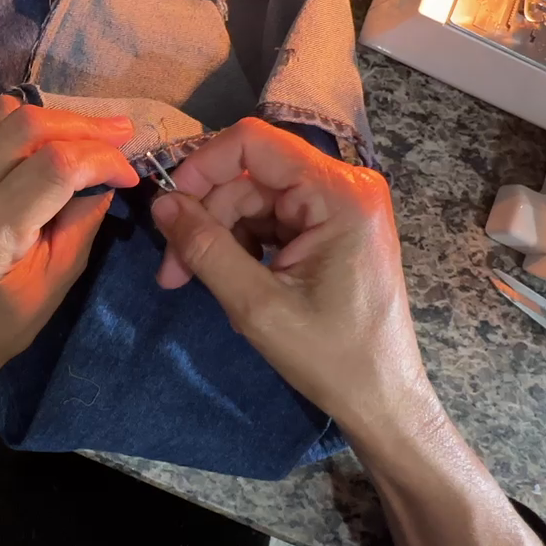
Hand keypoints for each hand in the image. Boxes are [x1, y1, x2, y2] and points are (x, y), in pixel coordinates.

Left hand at [0, 95, 137, 383]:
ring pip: (5, 113)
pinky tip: (46, 146)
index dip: (100, 158)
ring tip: (86, 138)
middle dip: (82, 126)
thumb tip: (111, 164)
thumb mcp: (61, 275)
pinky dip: (25, 125)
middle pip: (27, 127)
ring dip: (54, 119)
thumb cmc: (7, 314)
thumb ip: (85, 215)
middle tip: (119, 135)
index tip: (128, 171)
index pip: (53, 169)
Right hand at [148, 118, 435, 434]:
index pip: (252, 143)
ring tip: (195, 283)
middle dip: (203, 217)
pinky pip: (266, 218)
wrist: (384, 403)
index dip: (201, 166)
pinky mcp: (327, 226)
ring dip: (216, 236)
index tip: (169, 209)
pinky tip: (231, 282)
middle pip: (245, 176)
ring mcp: (336, 206)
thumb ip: (204, 247)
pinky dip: (238, 245)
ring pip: (249, 199)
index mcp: (338, 193)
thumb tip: (160, 203)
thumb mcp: (256, 305)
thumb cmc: (332, 357)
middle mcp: (342, 186)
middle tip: (173, 271)